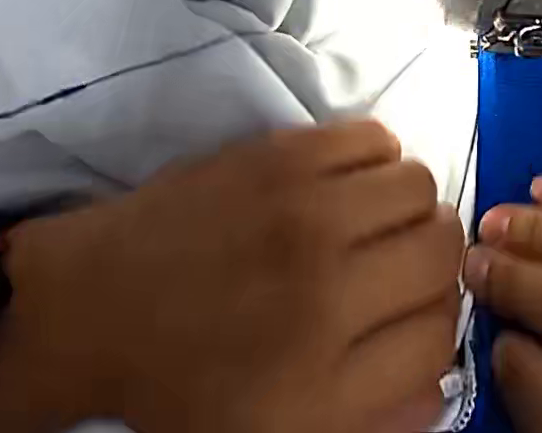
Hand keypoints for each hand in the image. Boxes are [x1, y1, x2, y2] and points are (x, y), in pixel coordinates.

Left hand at [0, 121, 465, 432]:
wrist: (98, 302)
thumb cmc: (183, 383)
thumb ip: (370, 416)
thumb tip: (440, 375)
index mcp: (324, 369)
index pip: (441, 330)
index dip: (438, 320)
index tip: (413, 309)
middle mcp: (328, 279)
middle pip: (443, 245)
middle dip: (432, 257)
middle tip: (395, 260)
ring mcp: (308, 203)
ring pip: (419, 183)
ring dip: (407, 205)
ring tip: (371, 218)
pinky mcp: (287, 150)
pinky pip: (377, 136)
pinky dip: (378, 159)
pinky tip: (348, 181)